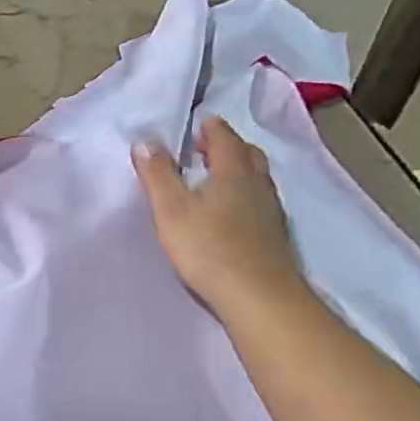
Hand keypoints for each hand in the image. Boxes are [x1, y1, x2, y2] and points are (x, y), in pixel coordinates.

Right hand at [132, 116, 305, 314]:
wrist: (256, 294)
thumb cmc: (208, 248)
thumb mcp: (171, 210)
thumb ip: (157, 175)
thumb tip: (145, 142)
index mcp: (233, 171)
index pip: (224, 136)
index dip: (210, 128)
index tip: (195, 126)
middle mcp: (257, 183)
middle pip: (246, 153)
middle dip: (226, 146)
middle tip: (204, 150)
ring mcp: (270, 209)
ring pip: (256, 177)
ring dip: (238, 170)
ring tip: (215, 179)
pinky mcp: (274, 234)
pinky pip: (260, 200)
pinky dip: (245, 195)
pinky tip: (233, 212)